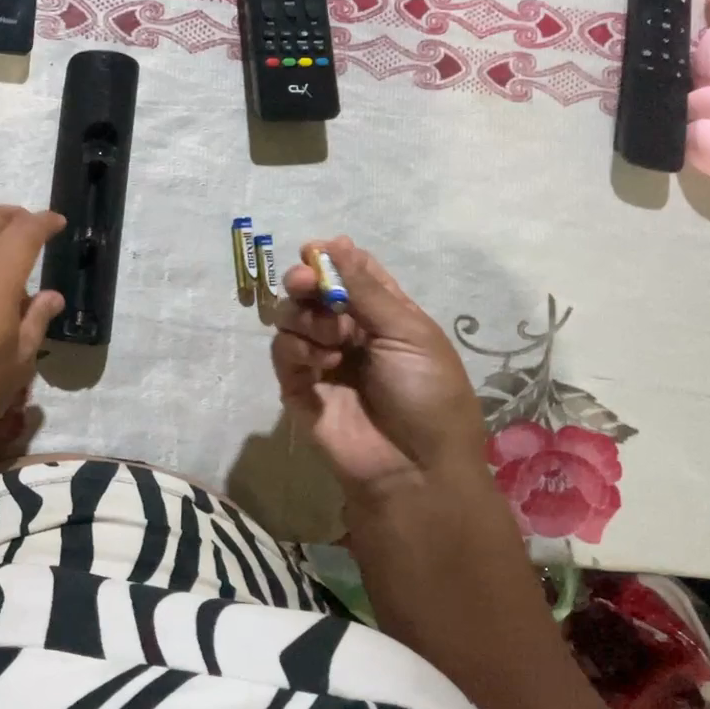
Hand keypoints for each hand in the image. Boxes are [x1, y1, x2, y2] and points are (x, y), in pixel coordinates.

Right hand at [270, 237, 486, 502]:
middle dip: (306, 281)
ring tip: (332, 341)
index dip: (333, 259)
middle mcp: (349, 332)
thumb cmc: (427, 396)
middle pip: (313, 291)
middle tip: (304, 284)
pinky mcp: (296, 384)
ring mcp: (320, 358)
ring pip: (291, 316)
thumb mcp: (409, 334)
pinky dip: (297, 349)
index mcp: (385, 317)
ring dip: (307, 319)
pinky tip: (321, 363)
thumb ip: (366, 289)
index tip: (315, 250)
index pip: (352, 274)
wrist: (412, 467)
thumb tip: (337, 241)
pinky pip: (281, 350)